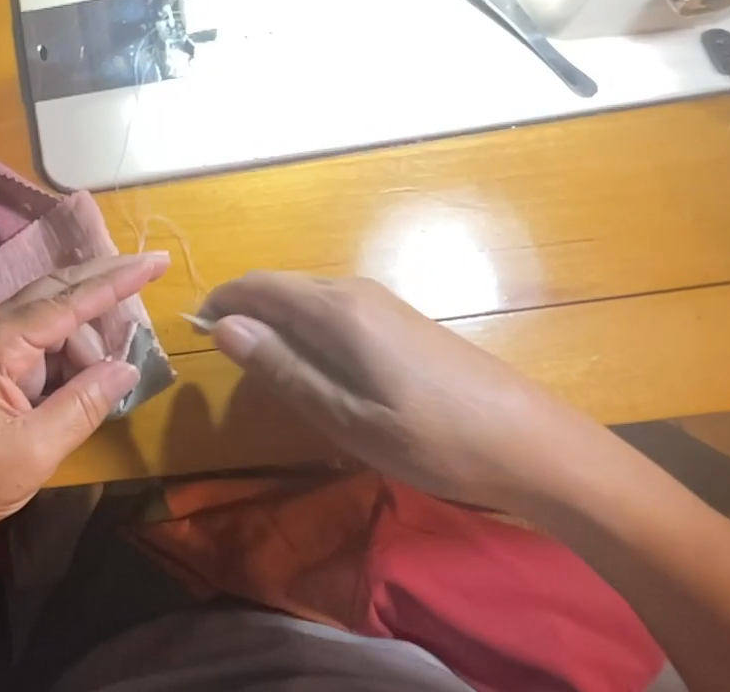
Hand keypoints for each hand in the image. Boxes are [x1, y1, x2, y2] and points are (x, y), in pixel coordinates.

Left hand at [0, 252, 169, 548]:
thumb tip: (127, 368)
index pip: (66, 301)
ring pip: (56, 317)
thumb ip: (83, 405)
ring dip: (87, 341)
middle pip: (59, 291)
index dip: (115, 281)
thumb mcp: (35, 450)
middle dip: (106, 287)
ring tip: (102, 385)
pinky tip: (85, 379)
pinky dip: (71, 353)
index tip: (156, 261)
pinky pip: (43, 339)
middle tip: (154, 271)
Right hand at [201, 271, 612, 510]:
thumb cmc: (434, 438)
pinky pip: (329, 308)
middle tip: (229, 362)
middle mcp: (353, 291)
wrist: (534, 444)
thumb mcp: (346, 416)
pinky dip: (303, 328)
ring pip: (303, 296)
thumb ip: (283, 369)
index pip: (256, 286)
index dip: (219, 303)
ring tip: (267, 370)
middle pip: (278, 285)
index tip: (195, 335)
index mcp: (336, 309)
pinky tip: (316, 368)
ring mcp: (379, 301)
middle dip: (243, 311)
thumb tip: (223, 328)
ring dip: (273, 321)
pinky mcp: (397, 318)